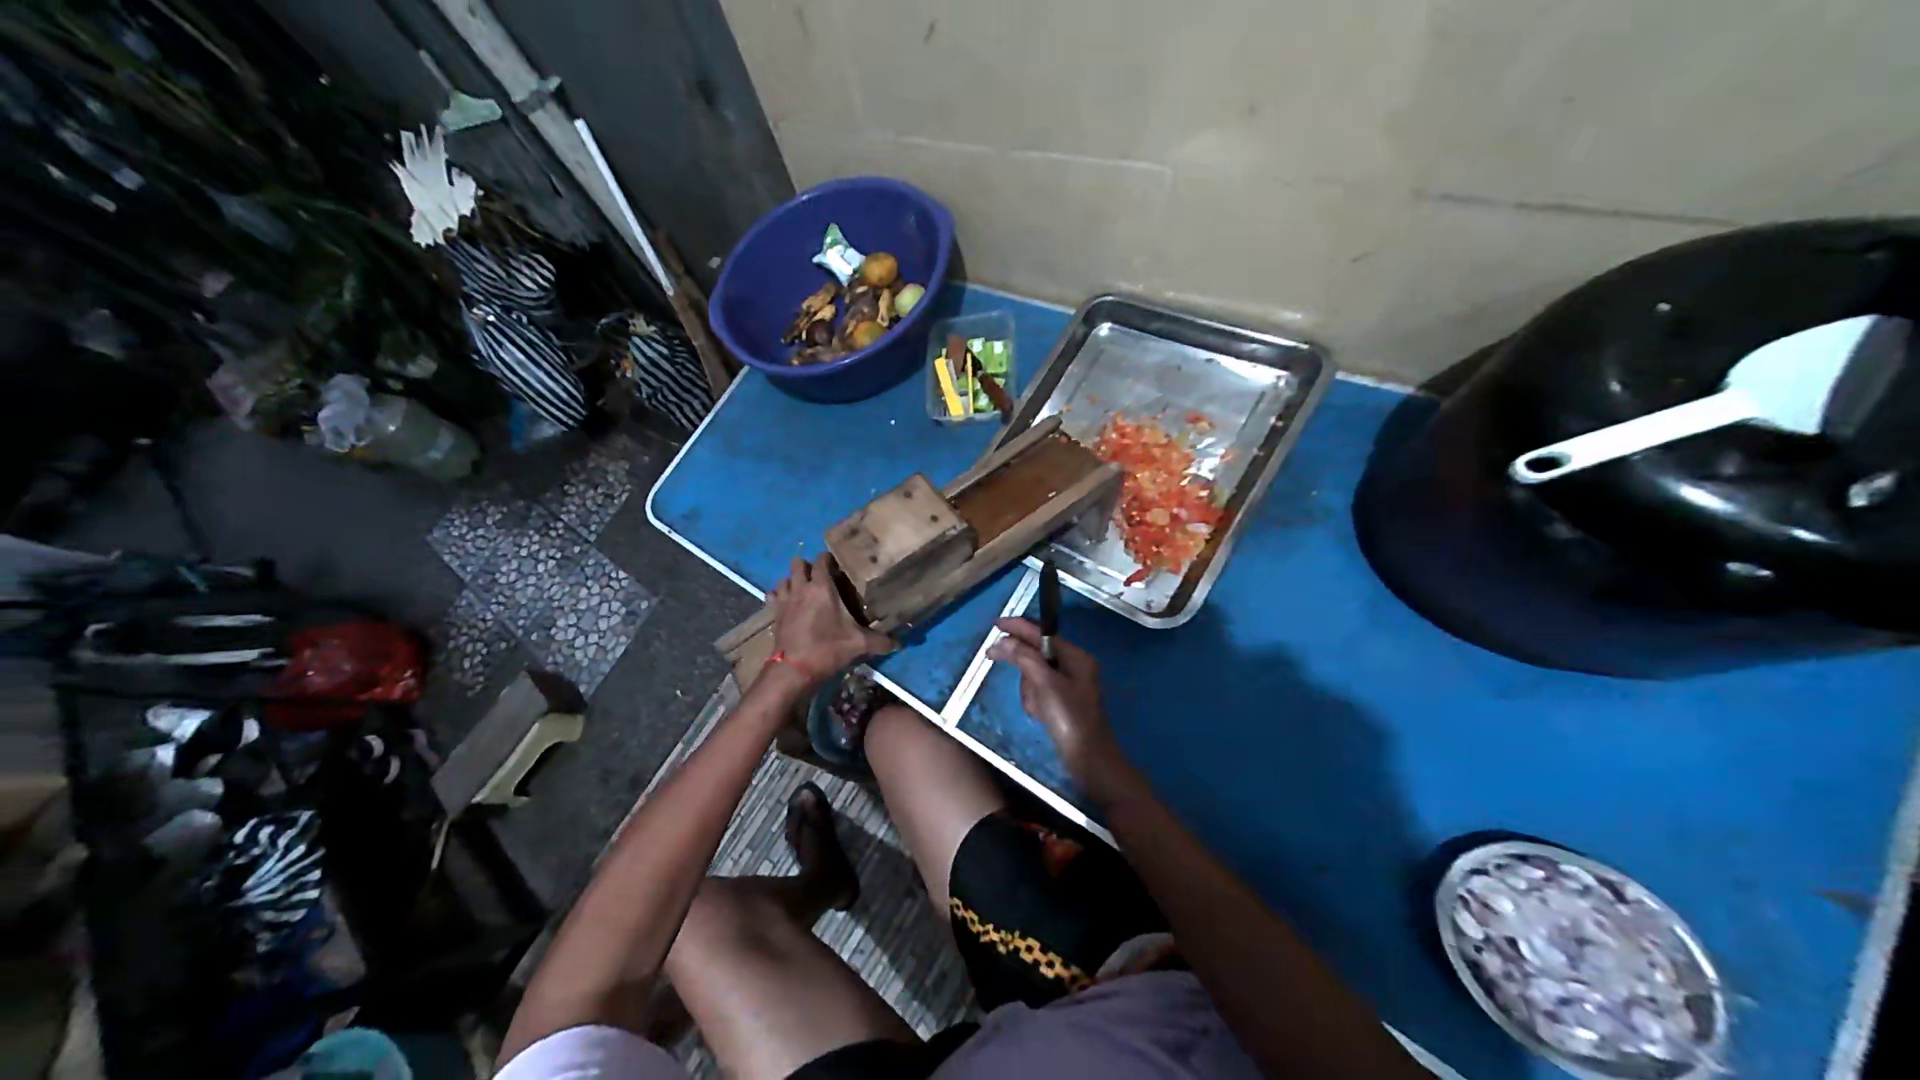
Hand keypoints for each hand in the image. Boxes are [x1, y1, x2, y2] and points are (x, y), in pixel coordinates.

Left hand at [769, 555, 893, 685]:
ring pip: (784, 578)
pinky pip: (774, 596)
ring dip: (793, 580)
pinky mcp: (775, 614)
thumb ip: (880, 641)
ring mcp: (784, 600)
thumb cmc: (827, 648)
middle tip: (821, 578)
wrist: (794, 670)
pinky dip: (780, 595)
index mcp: (821, 587)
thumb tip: (899, 643)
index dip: (830, 559)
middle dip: (808, 566)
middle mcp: (800, 588)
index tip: (839, 565)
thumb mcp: (859, 644)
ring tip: (804, 589)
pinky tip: (788, 604)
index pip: (822, 560)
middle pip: (798, 563)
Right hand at [988, 618, 1135, 800]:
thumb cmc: (1070, 719)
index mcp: (1076, 657)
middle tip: (995, 658)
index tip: (995, 624)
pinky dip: (1034, 700)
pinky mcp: (1062, 703)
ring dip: (1028, 687)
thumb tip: (1004, 641)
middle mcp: (1074, 667)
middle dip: (1023, 665)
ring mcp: (1069, 686)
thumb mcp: (1045, 684)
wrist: (1089, 760)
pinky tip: (1038, 714)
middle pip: (1037, 653)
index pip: (1042, 634)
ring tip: (1035, 706)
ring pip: (1035, 674)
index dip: (1019, 627)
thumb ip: (1025, 658)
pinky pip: (1039, 691)